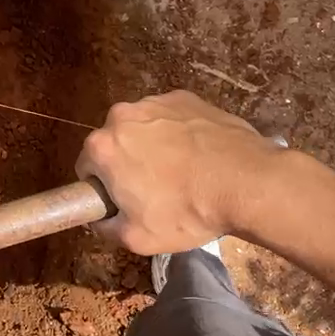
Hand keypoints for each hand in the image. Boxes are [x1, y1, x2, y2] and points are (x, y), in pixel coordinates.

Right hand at [75, 91, 284, 255]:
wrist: (248, 183)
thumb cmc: (187, 211)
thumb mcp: (137, 238)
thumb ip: (105, 228)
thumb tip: (98, 219)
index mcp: (102, 146)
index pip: (87, 167)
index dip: (104, 187)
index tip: (126, 200)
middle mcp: (120, 115)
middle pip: (113, 142)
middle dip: (127, 162)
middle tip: (156, 188)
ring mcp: (153, 102)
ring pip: (141, 127)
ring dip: (152, 144)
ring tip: (183, 170)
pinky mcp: (183, 97)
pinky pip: (170, 116)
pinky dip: (178, 131)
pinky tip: (199, 153)